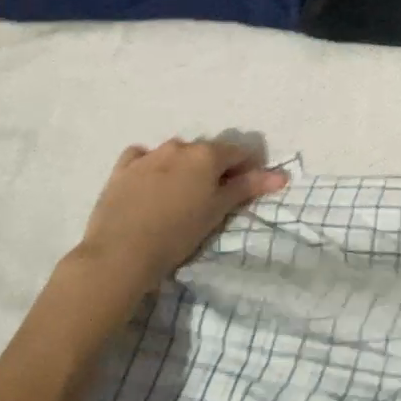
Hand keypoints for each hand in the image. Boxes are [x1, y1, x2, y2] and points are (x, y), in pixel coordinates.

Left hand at [72, 138, 289, 297]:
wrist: (119, 254)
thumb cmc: (178, 233)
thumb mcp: (218, 211)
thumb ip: (249, 187)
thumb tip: (281, 175)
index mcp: (207, 154)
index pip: (239, 152)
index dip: (248, 168)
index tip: (245, 189)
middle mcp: (180, 146)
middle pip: (207, 152)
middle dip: (215, 168)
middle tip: (212, 197)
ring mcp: (149, 155)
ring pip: (176, 153)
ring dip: (184, 167)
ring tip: (180, 196)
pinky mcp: (122, 168)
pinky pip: (143, 157)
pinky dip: (151, 165)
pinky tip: (150, 183)